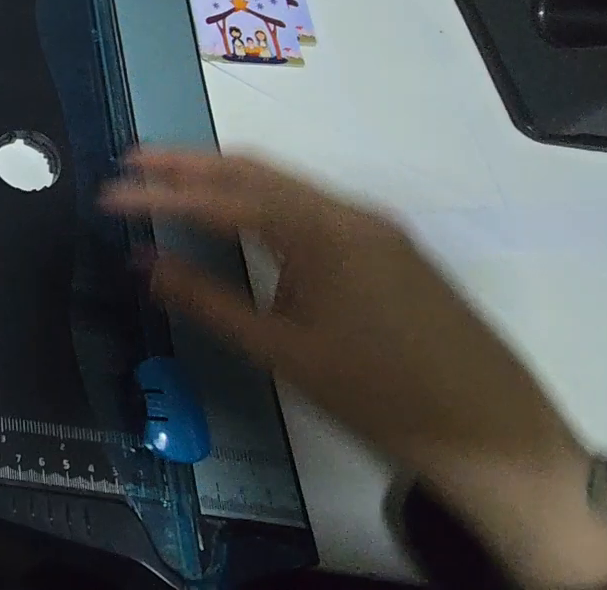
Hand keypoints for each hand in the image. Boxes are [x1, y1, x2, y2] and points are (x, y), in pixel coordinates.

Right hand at [104, 151, 606, 588]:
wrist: (498, 442)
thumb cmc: (378, 394)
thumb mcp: (279, 350)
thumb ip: (204, 299)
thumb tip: (141, 261)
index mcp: (322, 233)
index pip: (220, 199)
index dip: (157, 195)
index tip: (107, 195)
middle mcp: (347, 214)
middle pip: (251, 170)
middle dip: (186, 163)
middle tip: (129, 163)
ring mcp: (371, 227)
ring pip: (279, 182)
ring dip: (219, 176)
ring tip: (165, 179)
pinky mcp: (383, 247)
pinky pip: (303, 203)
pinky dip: (253, 197)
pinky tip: (229, 213)